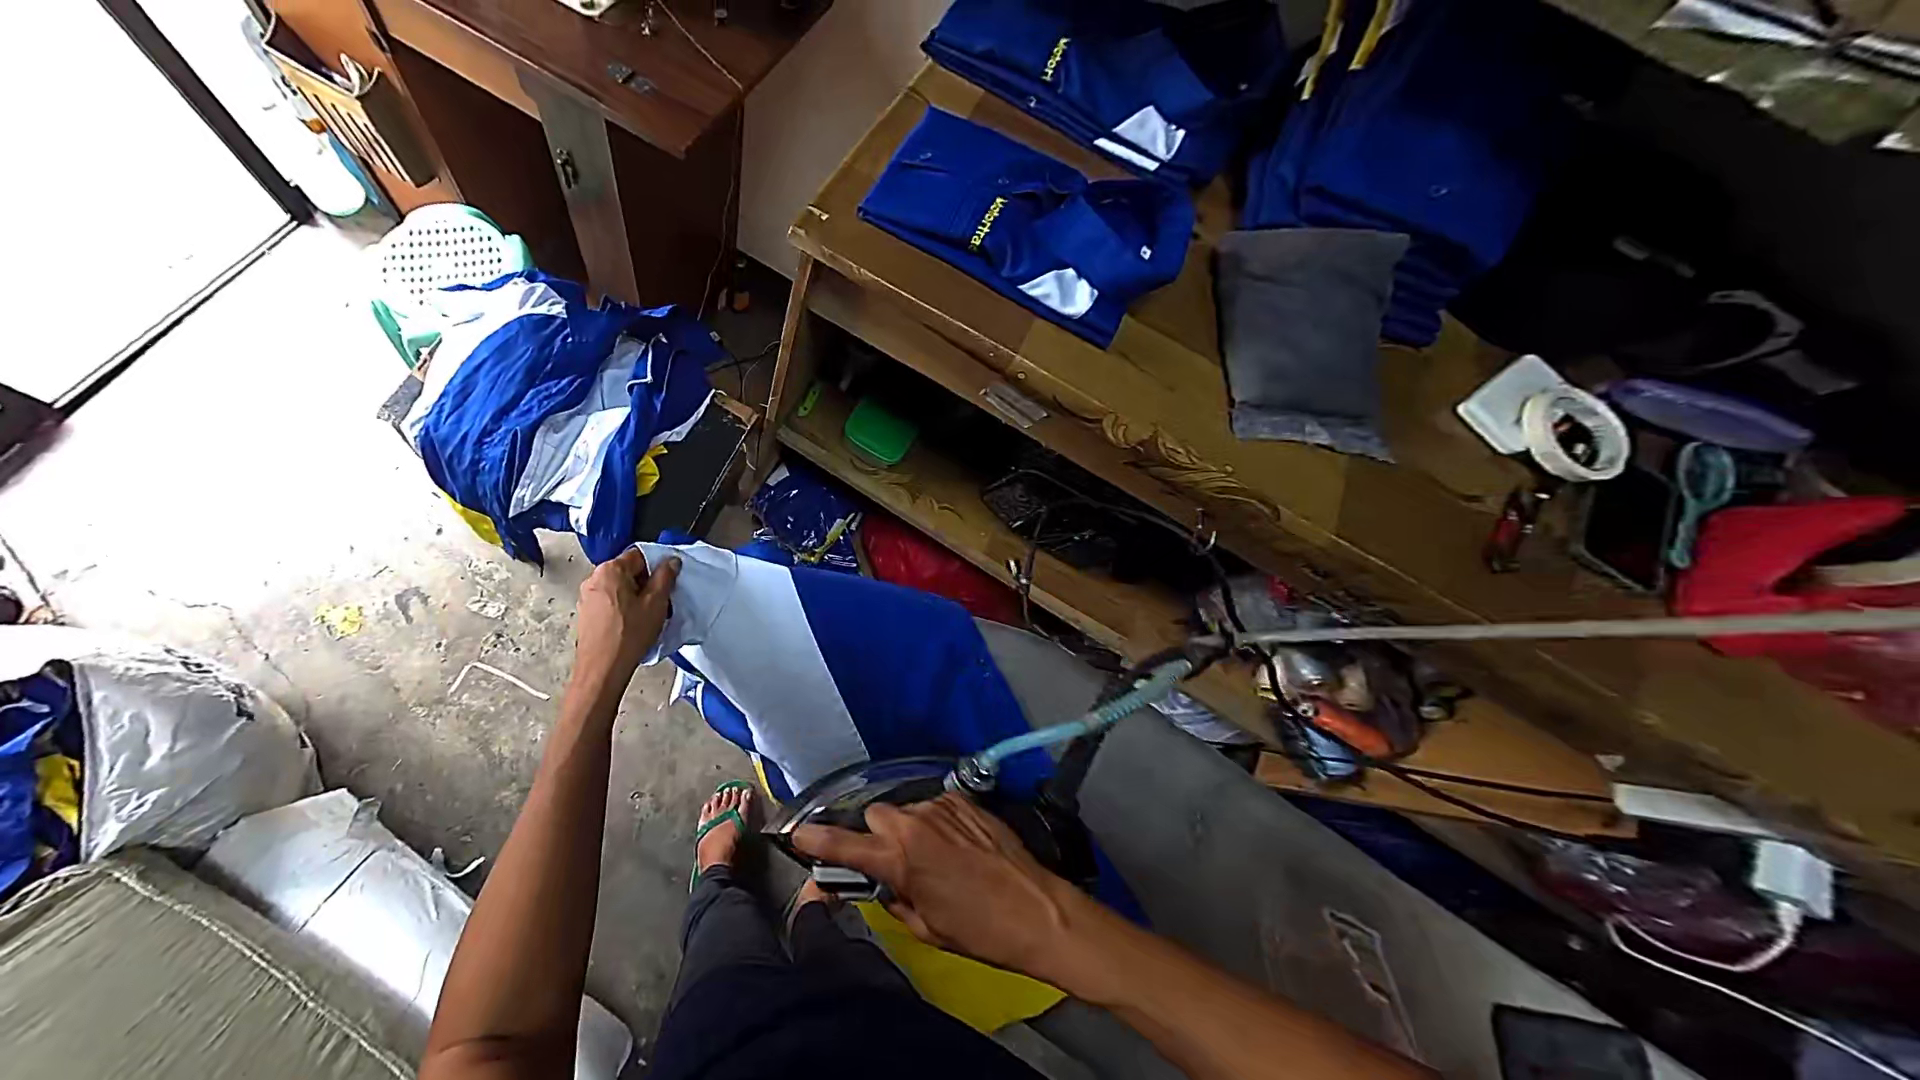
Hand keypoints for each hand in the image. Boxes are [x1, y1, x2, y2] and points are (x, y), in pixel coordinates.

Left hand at [571, 548, 678, 692]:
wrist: (603, 668)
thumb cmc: (628, 636)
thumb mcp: (657, 602)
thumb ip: (665, 576)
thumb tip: (670, 561)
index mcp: (610, 570)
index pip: (640, 555)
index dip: (658, 567)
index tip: (668, 580)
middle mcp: (594, 579)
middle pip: (629, 571)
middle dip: (647, 583)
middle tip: (661, 601)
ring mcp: (588, 597)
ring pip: (620, 587)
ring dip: (636, 597)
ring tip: (648, 616)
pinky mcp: (587, 613)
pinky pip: (611, 601)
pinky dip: (624, 608)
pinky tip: (634, 625)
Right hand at [792, 793, 1086, 982]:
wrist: (1035, 908)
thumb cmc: (978, 929)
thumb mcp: (925, 926)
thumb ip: (894, 898)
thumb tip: (885, 884)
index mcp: (901, 859)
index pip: (846, 847)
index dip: (819, 841)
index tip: (799, 834)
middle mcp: (917, 824)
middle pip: (876, 816)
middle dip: (878, 836)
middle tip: (893, 861)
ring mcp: (943, 807)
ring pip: (907, 810)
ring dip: (909, 829)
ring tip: (934, 856)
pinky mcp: (966, 801)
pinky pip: (936, 806)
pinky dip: (936, 822)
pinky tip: (955, 844)